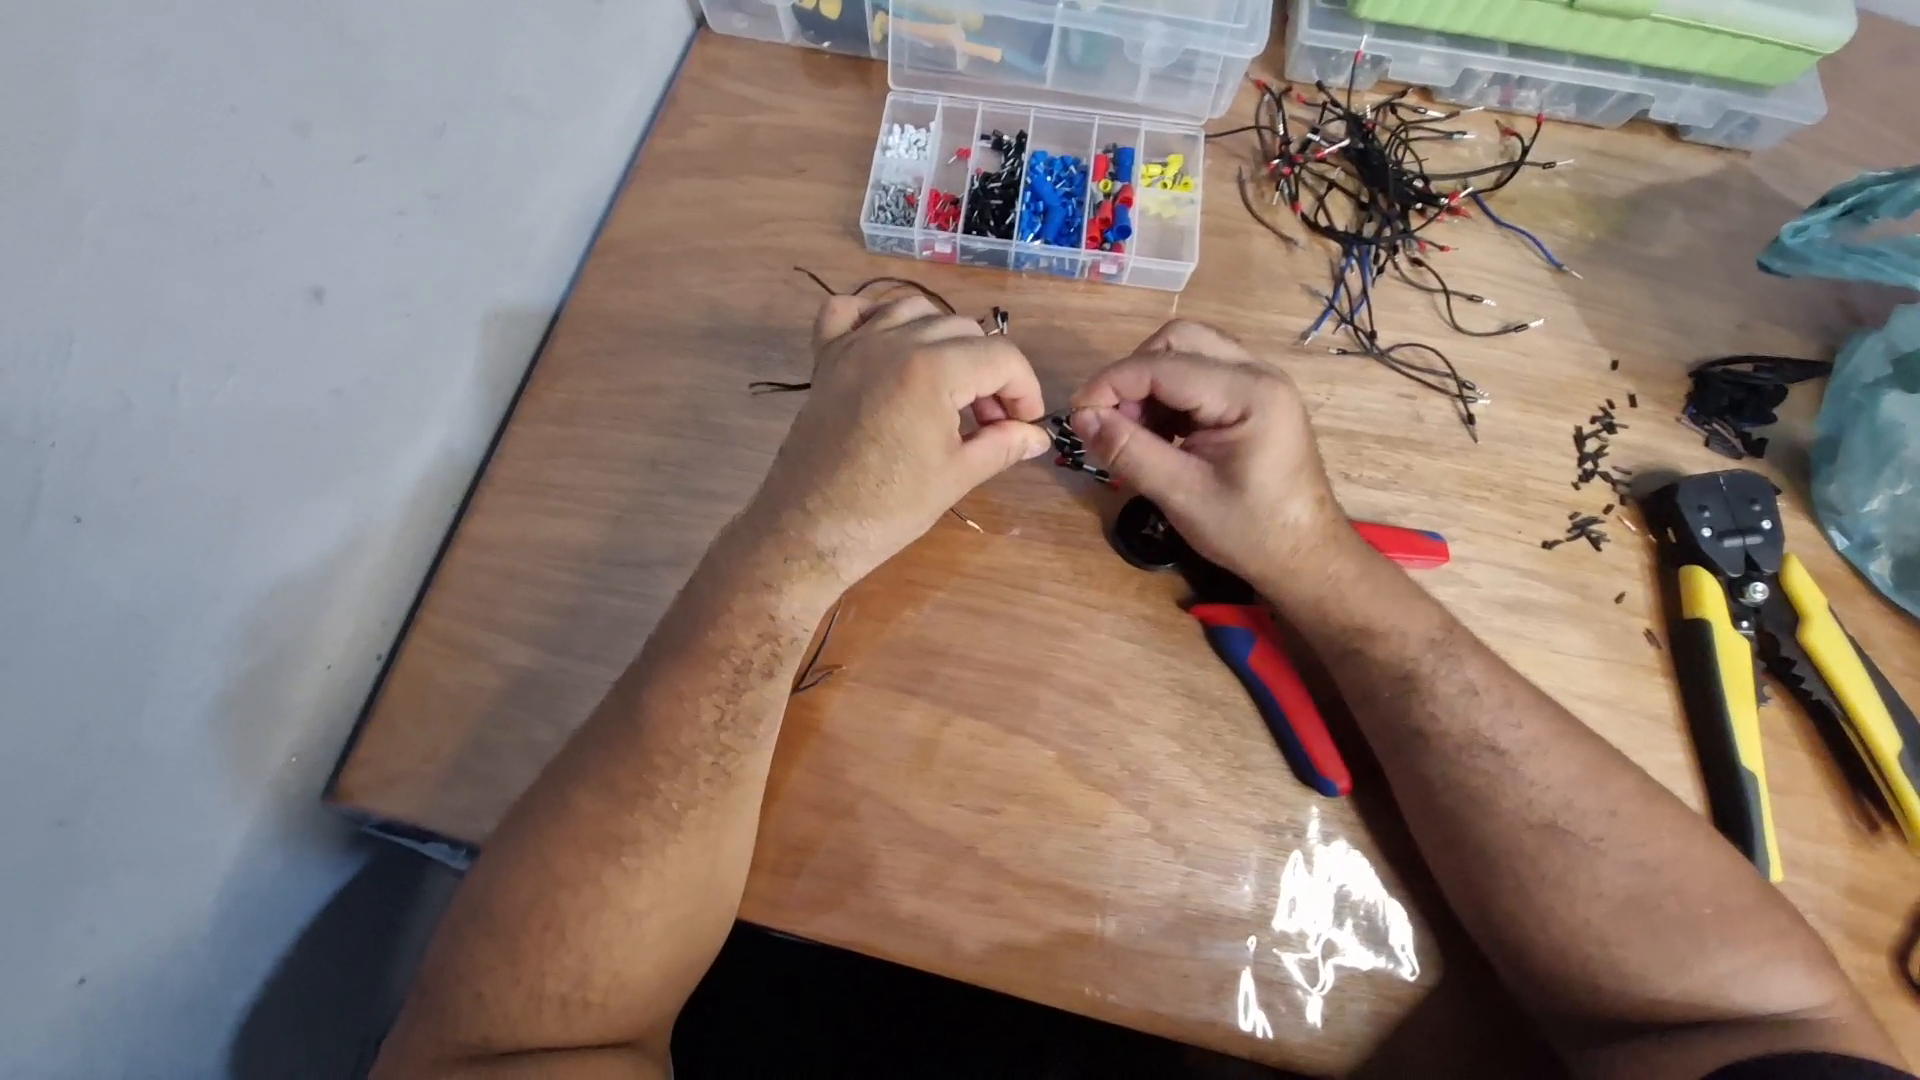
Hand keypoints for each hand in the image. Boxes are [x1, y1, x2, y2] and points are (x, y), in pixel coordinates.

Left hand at [743, 294, 1051, 588]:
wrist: (809, 530)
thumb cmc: (887, 510)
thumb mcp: (956, 476)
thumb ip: (1003, 444)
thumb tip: (1036, 436)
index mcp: (932, 369)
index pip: (1000, 357)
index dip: (1024, 390)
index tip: (1024, 425)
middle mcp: (893, 342)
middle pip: (963, 330)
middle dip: (988, 372)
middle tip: (988, 423)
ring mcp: (853, 346)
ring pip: (914, 310)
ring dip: (942, 341)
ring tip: (948, 388)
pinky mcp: (825, 359)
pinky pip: (848, 311)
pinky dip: (874, 318)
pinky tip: (890, 348)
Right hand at [1069, 320, 1355, 583]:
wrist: (1303, 555)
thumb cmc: (1249, 531)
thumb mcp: (1181, 494)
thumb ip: (1128, 451)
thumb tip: (1080, 419)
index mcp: (1250, 393)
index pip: (1163, 365)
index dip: (1111, 384)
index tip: (1076, 416)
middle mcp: (1258, 373)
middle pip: (1177, 341)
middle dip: (1132, 376)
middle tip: (1110, 422)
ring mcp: (1258, 383)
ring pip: (1186, 353)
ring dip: (1148, 386)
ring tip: (1133, 434)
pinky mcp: (1251, 398)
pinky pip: (1198, 376)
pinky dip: (1167, 397)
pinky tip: (1157, 436)